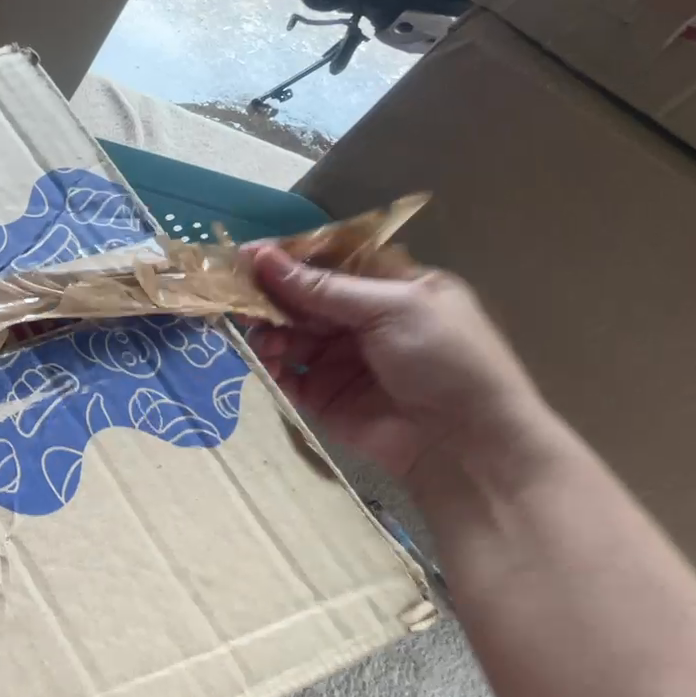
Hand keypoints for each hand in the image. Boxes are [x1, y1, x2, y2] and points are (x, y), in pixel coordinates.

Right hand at [244, 244, 550, 491]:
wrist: (460, 440)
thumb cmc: (445, 359)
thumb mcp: (392, 308)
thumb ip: (322, 288)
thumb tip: (260, 256)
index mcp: (390, 288)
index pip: (329, 263)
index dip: (289, 257)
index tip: (246, 256)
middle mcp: (360, 319)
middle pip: (300, 298)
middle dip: (268, 296)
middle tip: (235, 299)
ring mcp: (336, 357)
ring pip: (285, 333)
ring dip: (267, 331)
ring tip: (262, 340)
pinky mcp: (318, 392)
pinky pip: (281, 371)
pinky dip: (267, 365)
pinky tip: (265, 363)